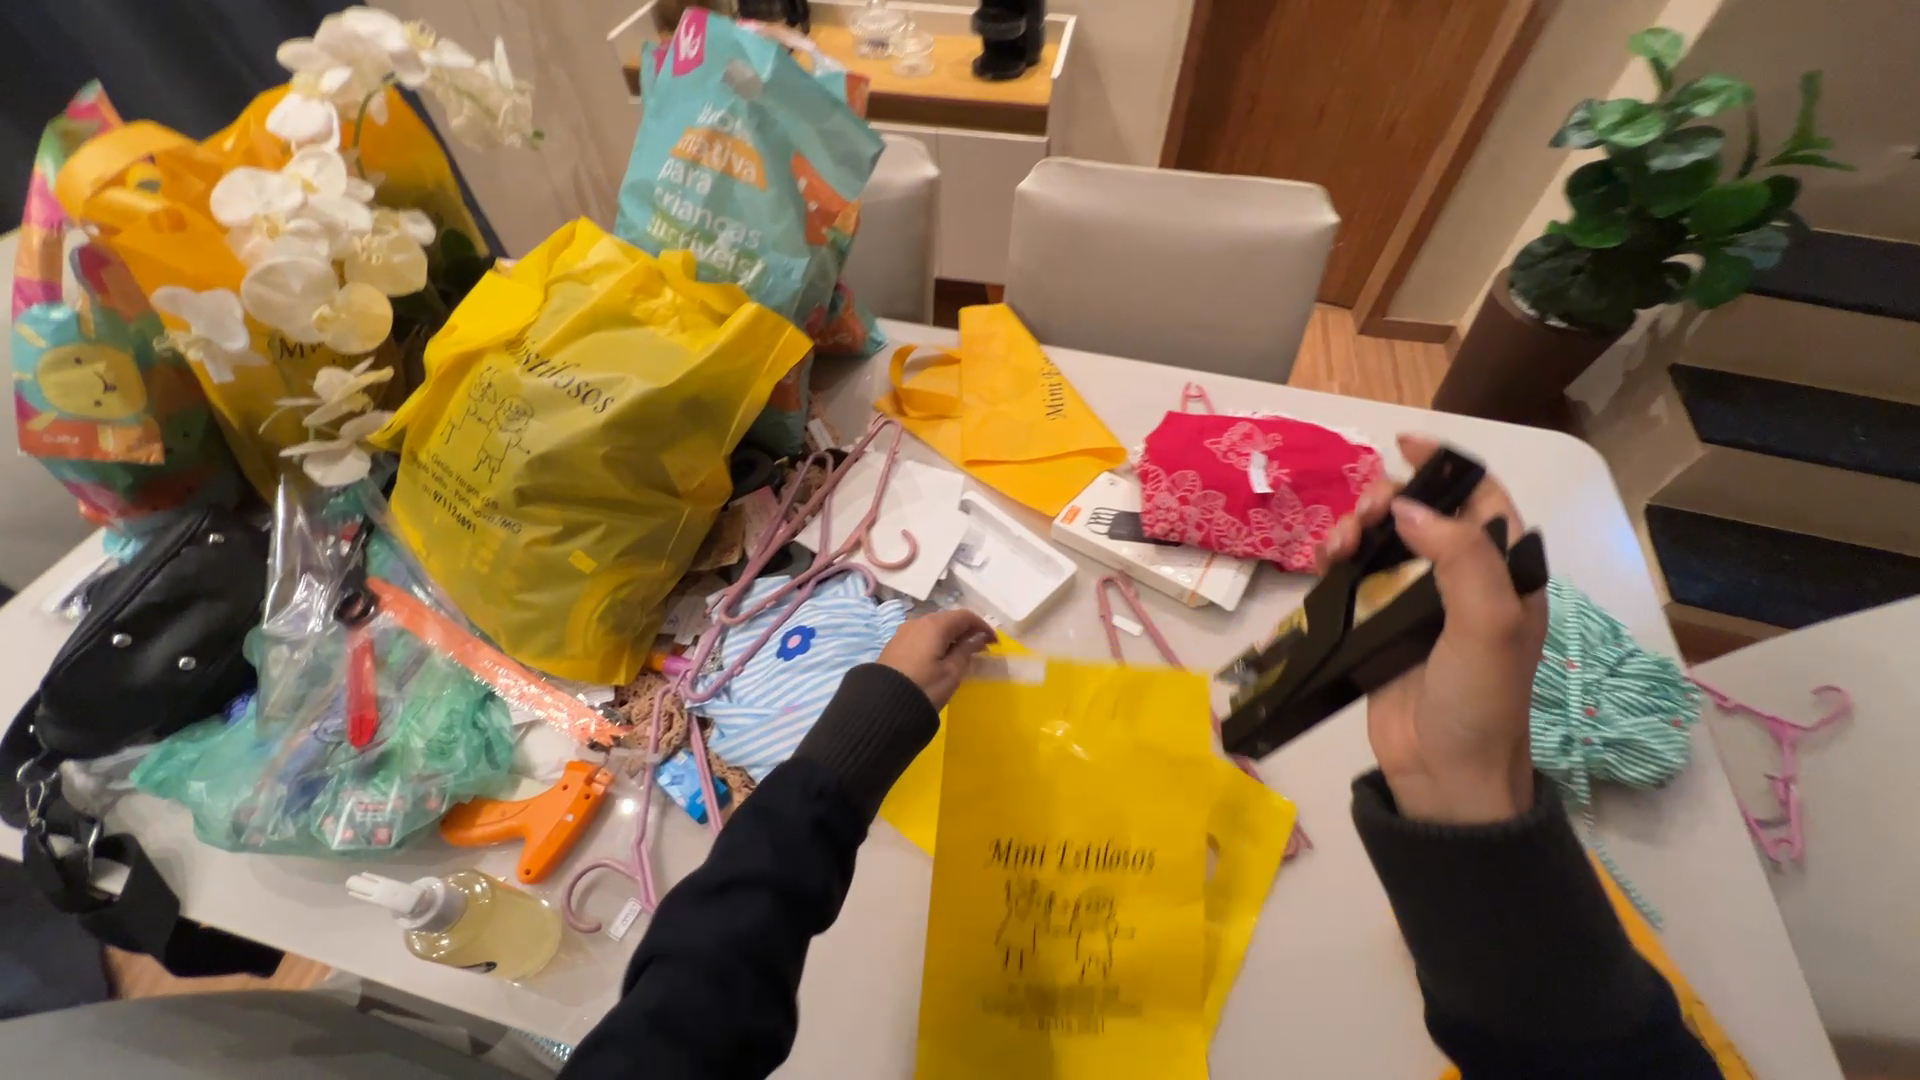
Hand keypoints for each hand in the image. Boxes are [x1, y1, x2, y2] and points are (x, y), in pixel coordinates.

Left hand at [878, 610, 997, 709]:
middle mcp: (918, 621)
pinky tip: (940, 657)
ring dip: (950, 636)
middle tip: (980, 648)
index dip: (982, 627)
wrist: (883, 705)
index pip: (965, 616)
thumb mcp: (952, 672)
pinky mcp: (895, 644)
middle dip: (966, 631)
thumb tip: (979, 636)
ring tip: (961, 654)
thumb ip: (967, 650)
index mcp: (935, 625)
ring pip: (934, 627)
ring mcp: (904, 632)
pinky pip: (921, 636)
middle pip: (949, 619)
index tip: (994, 642)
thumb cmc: (925, 687)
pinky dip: (935, 642)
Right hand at [1316, 435, 1547, 824]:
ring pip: (1384, 541)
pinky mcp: (1379, 623)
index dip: (1447, 464)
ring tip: (1335, 545)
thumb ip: (1461, 559)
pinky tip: (1323, 563)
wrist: (1442, 772)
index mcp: (1505, 573)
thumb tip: (1407, 507)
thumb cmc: (1477, 699)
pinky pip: (1356, 576)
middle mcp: (1463, 579)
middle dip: (1388, 500)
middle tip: (1360, 516)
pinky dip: (1338, 560)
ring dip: (1356, 530)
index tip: (1403, 443)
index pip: (1482, 498)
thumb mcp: (1486, 627)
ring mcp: (1418, 602)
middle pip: (1423, 514)